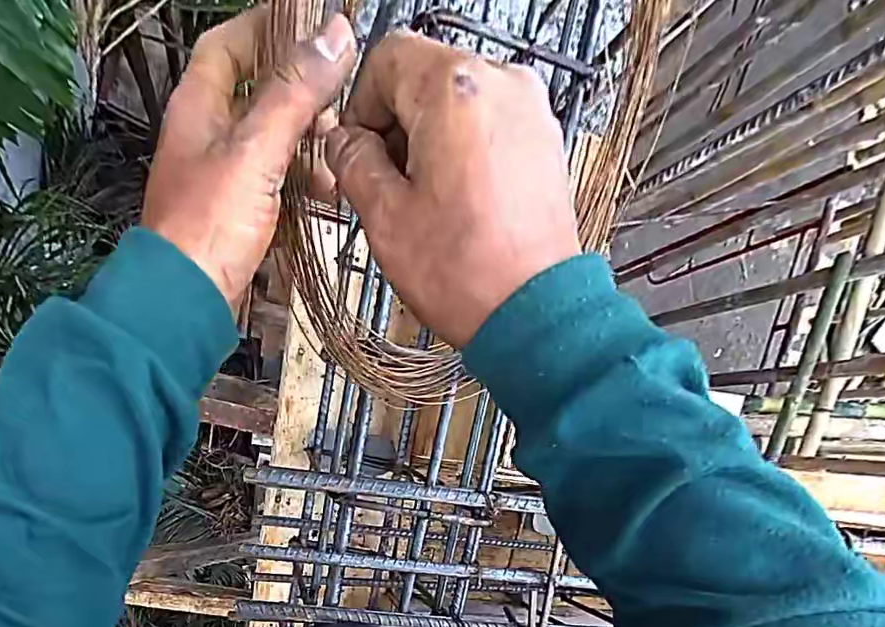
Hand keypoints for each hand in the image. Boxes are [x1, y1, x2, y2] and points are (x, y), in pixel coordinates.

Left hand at [142, 9, 356, 309]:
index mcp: (196, 109)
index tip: (310, 27)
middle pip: (255, 96)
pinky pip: (270, 187)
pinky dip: (297, 184)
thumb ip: (294, 93)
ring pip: (267, 145)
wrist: (185, 304)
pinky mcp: (231, 220)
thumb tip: (334, 36)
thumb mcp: (254, 151)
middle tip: (335, 102)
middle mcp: (203, 140)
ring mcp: (217, 182)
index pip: (228, 46)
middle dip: (299, 96)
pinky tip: (323, 194)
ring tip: (337, 153)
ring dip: (304, 144)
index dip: (267, 29)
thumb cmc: (205, 229)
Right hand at [323, 31, 581, 346]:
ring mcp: (529, 111)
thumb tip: (344, 143)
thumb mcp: (384, 218)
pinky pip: (485, 129)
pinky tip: (451, 206)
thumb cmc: (465, 271)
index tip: (355, 151)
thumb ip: (353, 164)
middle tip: (380, 187)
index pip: (387, 57)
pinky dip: (458, 156)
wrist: (530, 310)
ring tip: (418, 205)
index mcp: (454, 90)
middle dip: (392, 129)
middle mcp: (501, 83)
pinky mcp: (541, 142)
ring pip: (454, 105)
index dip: (359, 106)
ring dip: (423, 145)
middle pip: (423, 78)